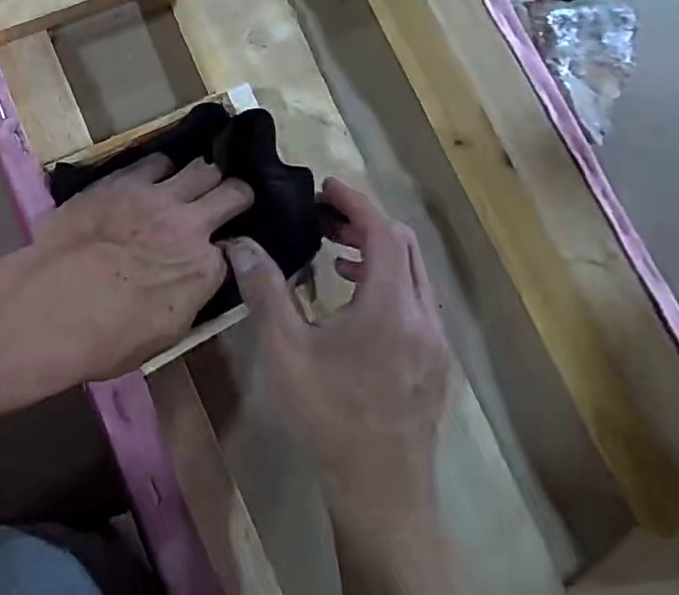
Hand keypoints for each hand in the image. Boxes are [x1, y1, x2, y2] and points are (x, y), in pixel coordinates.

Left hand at [23, 154, 252, 385]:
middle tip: (229, 199)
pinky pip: (156, 161)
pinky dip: (162, 169)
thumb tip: (197, 279)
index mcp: (204, 268)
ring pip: (200, 168)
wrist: (51, 307)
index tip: (220, 251)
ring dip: (202, 176)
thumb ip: (191, 296)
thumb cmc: (106, 338)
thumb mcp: (166, 333)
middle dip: (236, 194)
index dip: (227, 249)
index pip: (233, 248)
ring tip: (191, 183)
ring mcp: (157, 196)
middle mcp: (190, 224)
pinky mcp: (123, 180)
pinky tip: (154, 176)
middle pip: (232, 192)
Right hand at [224, 178, 450, 525]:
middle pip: (403, 244)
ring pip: (414, 272)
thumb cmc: (330, 418)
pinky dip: (390, 282)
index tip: (327, 186)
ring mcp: (436, 338)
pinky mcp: (437, 359)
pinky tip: (356, 305)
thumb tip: (241, 246)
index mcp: (390, 305)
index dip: (355, 201)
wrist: (382, 492)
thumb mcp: (286, 354)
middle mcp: (423, 313)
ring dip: (378, 253)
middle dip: (365, 223)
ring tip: (335, 257)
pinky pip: (418, 300)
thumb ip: (265, 293)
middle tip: (325, 222)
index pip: (381, 231)